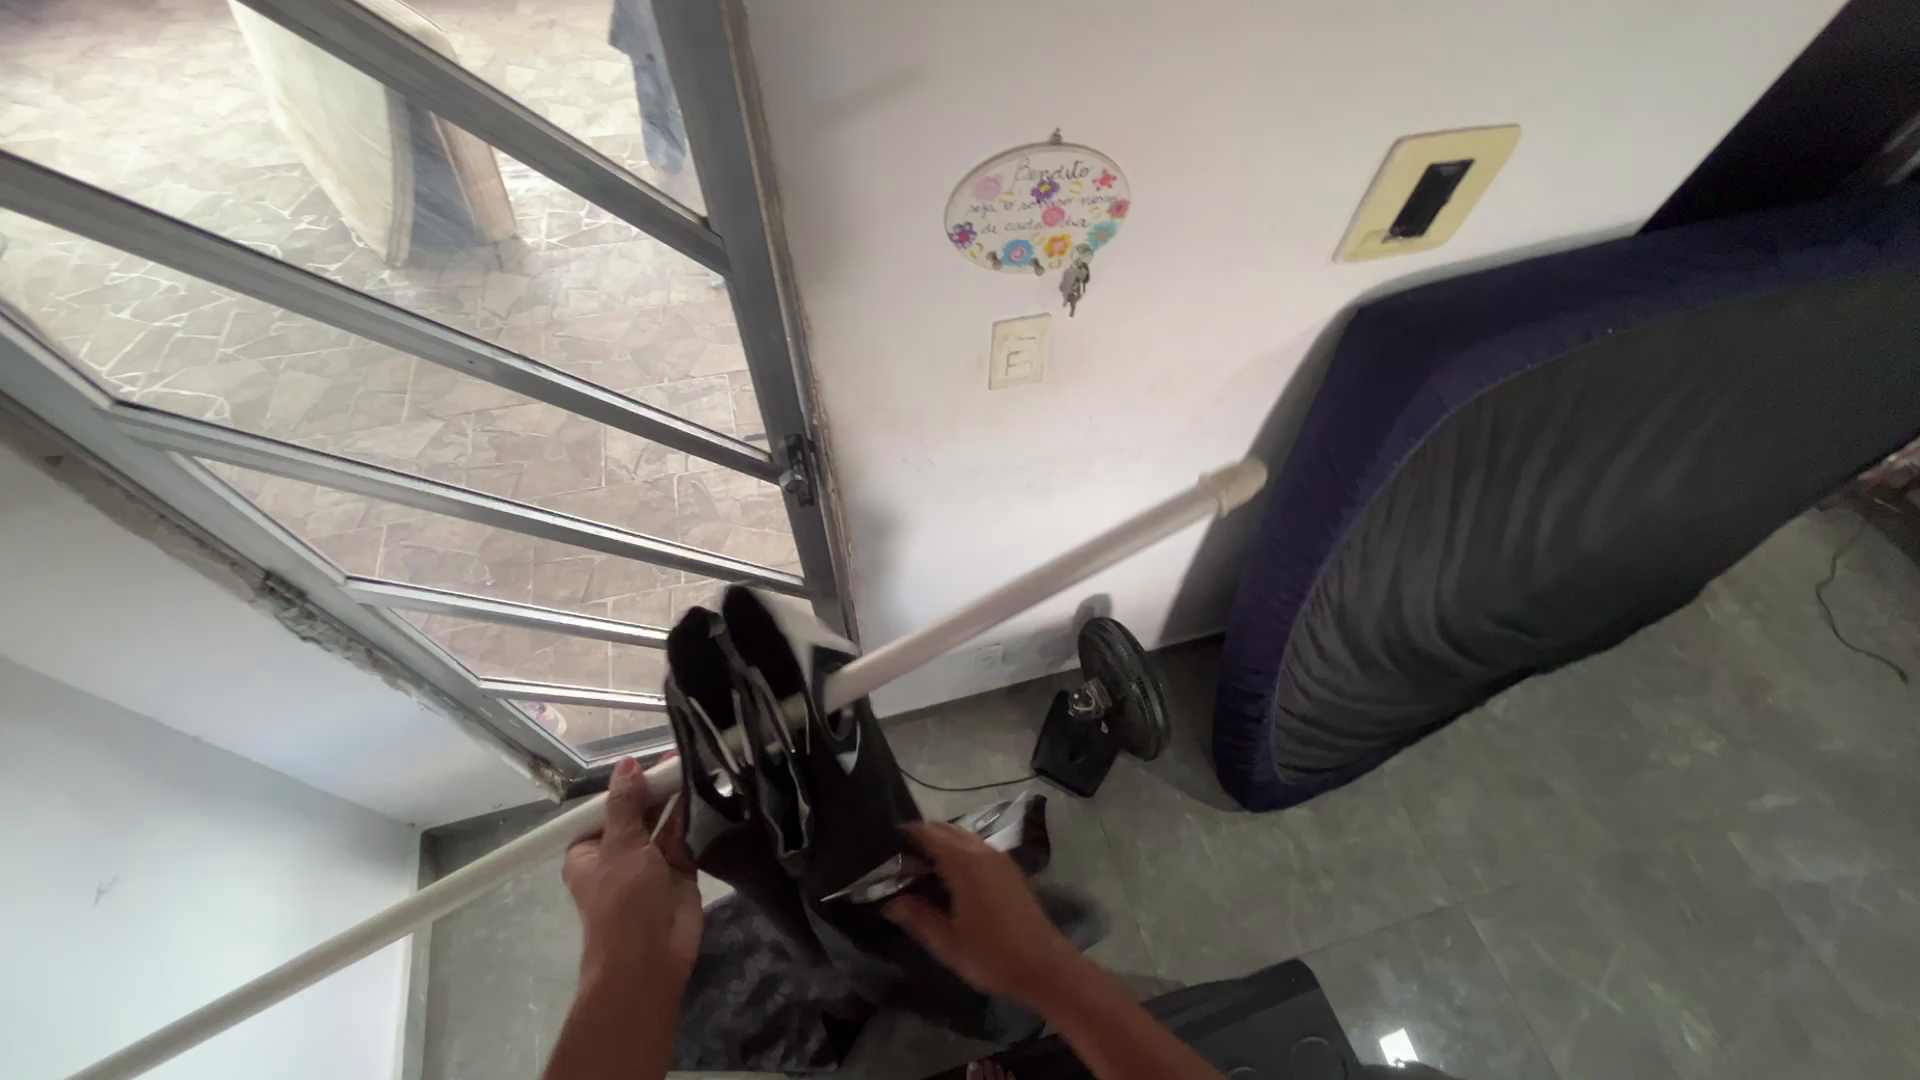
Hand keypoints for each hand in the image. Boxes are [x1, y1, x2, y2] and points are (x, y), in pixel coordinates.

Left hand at [561, 757, 701, 991]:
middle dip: (656, 790)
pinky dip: (695, 819)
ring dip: (677, 802)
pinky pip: (687, 838)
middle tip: (681, 759)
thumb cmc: (623, 902)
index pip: (608, 808)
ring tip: (698, 767)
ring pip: (664, 824)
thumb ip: (627, 804)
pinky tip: (710, 793)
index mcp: (590, 852)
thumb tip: (626, 764)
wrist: (650, 958)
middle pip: (638, 813)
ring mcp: (651, 865)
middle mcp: (620, 855)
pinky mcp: (680, 872)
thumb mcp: (620, 846)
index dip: (628, 786)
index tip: (649, 761)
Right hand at [883, 821, 1084, 1005]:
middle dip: (922, 837)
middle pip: (945, 829)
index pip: (928, 833)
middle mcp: (981, 850)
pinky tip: (950, 877)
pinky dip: (959, 850)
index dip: (906, 834)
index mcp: (963, 862)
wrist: (1044, 965)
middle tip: (900, 859)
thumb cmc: (992, 954)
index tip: (886, 846)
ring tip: (921, 868)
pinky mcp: (1009, 868)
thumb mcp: (947, 943)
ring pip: (963, 836)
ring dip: (942, 843)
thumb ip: (917, 917)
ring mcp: (999, 857)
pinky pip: (977, 846)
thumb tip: (890, 902)